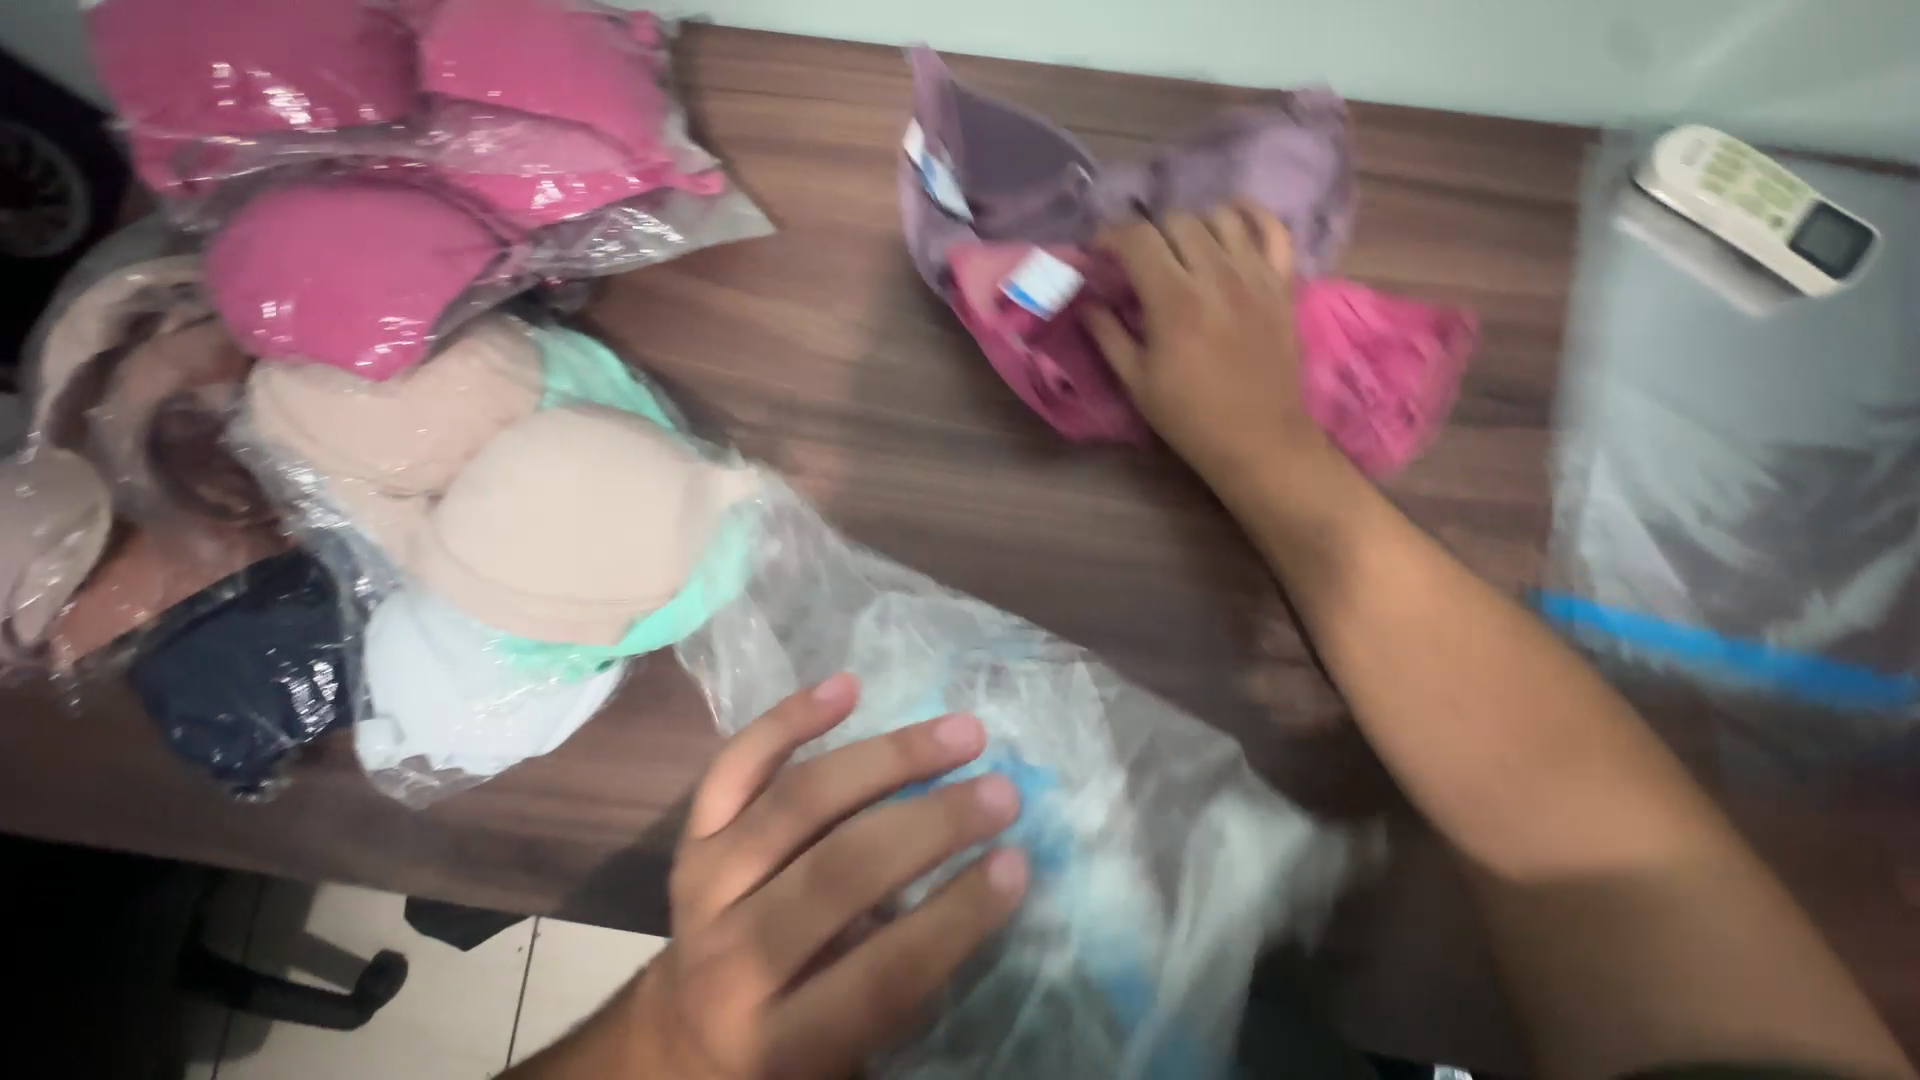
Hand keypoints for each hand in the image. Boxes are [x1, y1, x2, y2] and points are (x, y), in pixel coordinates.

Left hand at [629, 675, 1028, 1078]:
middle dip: (932, 824)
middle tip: (1002, 791)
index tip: (1017, 862)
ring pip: (801, 803)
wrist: (680, 1038)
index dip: (955, 916)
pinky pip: (737, 766)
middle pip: (840, 871)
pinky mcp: (690, 838)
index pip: (883, 971)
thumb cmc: (790, 1046)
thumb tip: (987, 876)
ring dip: (889, 759)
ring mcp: (704, 886)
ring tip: (962, 734)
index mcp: (782, 1037)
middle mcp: (734, 957)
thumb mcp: (849, 1046)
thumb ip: (905, 974)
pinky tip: (849, 687)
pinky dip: (791, 720)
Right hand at [1085, 202, 1334, 489]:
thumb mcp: (1136, 381)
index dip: (1110, 237)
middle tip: (1139, 263)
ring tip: (1183, 250)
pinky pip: (1274, 228)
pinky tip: (1232, 223)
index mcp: (1174, 301)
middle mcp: (1216, 276)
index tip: (1099, 253)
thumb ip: (1107, 333)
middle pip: (1177, 221)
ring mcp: (1255, 275)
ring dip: (1194, 226)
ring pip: (1222, 216)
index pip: (1137, 239)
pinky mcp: (1283, 283)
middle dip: (1149, 235)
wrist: (1258, 438)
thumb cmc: (1189, 416)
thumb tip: (1087, 300)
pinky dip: (1252, 216)